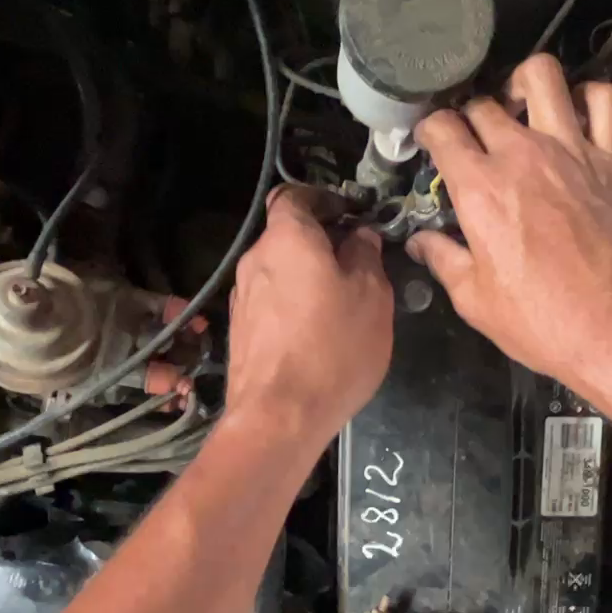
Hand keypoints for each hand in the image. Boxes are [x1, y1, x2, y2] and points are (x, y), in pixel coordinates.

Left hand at [224, 185, 392, 442]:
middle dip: (320, 244)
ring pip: (279, 274)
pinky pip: (271, 305)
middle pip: (287, 237)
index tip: (349, 214)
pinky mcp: (240, 333)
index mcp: (287, 239)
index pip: (295, 196)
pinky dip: (293, 308)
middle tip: (356, 265)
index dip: (324, 199)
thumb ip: (366, 257)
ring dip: (307, 280)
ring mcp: (242, 299)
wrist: (279, 416)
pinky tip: (315, 335)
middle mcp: (255, 261)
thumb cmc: (333, 348)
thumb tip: (360, 237)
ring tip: (340, 306)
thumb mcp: (371, 297)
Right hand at [407, 54, 611, 387]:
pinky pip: (604, 101)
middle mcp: (522, 155)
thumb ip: (443, 259)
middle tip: (470, 141)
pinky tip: (575, 116)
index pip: (442, 129)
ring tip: (519, 108)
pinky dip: (587, 97)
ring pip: (542, 76)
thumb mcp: (474, 300)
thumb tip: (420, 242)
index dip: (428, 130)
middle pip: (483, 104)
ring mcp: (572, 150)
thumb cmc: (540, 321)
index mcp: (479, 189)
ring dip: (522, 84)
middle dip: (467, 117)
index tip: (430, 144)